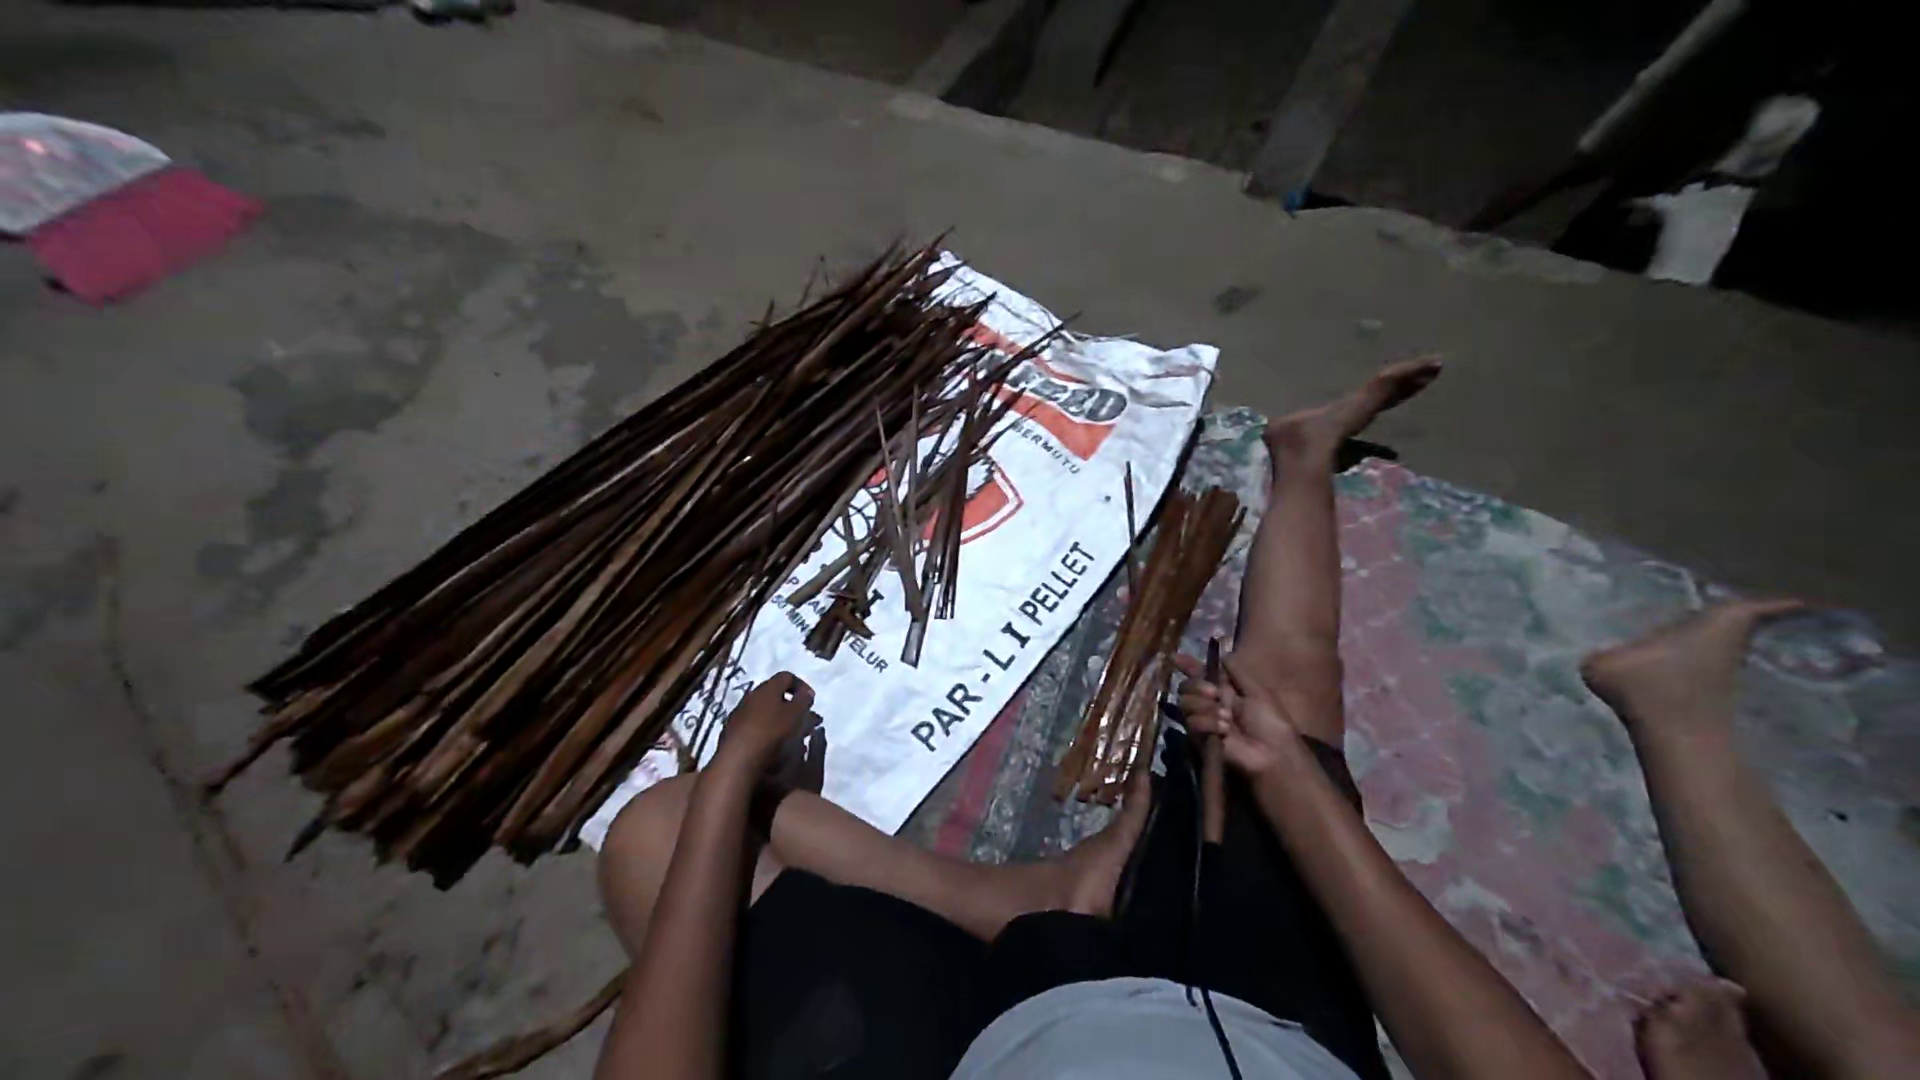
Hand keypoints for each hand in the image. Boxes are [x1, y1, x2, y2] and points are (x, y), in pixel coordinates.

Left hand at [712, 672, 819, 780]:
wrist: (736, 761)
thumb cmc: (771, 732)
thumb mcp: (796, 715)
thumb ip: (804, 701)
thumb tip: (806, 693)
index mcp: (767, 688)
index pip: (786, 677)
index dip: (802, 686)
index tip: (811, 701)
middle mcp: (751, 696)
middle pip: (774, 695)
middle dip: (791, 705)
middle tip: (803, 719)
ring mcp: (739, 714)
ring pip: (764, 711)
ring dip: (779, 719)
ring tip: (791, 736)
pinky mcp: (732, 732)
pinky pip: (754, 726)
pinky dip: (766, 731)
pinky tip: (773, 746)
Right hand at [1173, 653, 1300, 776]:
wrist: (1273, 753)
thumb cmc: (1271, 722)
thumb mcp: (1258, 691)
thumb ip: (1238, 672)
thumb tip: (1221, 654)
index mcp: (1223, 691)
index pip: (1199, 674)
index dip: (1187, 665)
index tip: (1175, 658)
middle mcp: (1208, 704)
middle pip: (1185, 687)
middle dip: (1197, 686)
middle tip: (1215, 693)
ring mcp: (1202, 721)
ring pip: (1185, 703)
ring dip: (1205, 707)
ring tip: (1226, 717)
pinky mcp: (1199, 739)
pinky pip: (1192, 723)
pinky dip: (1207, 723)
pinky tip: (1223, 730)